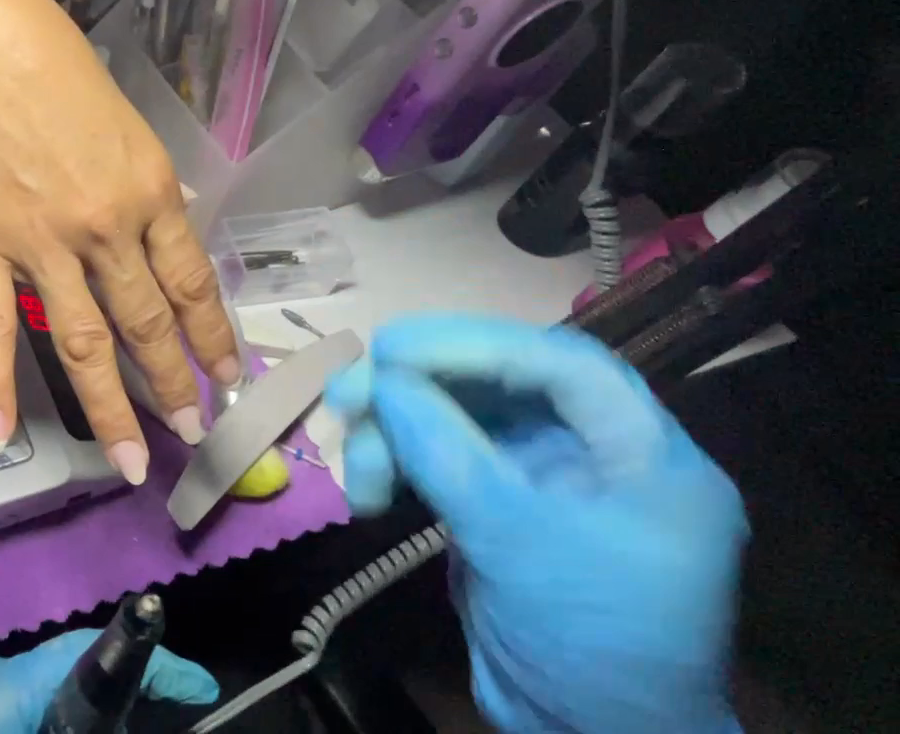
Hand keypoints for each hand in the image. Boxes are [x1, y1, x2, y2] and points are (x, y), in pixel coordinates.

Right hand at [0, 0, 241, 483]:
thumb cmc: (60, 75)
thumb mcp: (130, 128)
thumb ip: (149, 191)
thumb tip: (170, 230)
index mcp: (150, 193)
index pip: (193, 285)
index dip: (213, 339)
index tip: (228, 379)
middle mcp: (105, 228)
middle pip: (146, 323)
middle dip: (172, 384)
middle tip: (189, 430)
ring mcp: (41, 244)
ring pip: (81, 340)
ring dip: (108, 406)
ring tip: (128, 460)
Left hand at [0, 629, 219, 733]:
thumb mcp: (43, 728)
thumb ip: (83, 718)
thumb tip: (126, 712)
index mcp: (2, 687)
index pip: (88, 655)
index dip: (151, 665)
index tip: (202, 684)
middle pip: (74, 669)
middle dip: (126, 687)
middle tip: (178, 704)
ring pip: (52, 688)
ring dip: (92, 706)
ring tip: (136, 715)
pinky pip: (26, 702)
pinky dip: (59, 713)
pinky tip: (76, 724)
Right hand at [324, 315, 747, 733]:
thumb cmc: (585, 641)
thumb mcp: (517, 541)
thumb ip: (447, 452)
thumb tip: (380, 381)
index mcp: (642, 455)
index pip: (559, 365)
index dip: (472, 344)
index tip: (389, 349)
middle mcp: (594, 455)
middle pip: (496, 386)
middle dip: (415, 389)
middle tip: (345, 397)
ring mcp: (541, 481)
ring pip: (454, 419)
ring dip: (393, 434)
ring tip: (357, 477)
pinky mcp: (496, 506)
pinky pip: (437, 458)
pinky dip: (396, 464)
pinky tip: (368, 495)